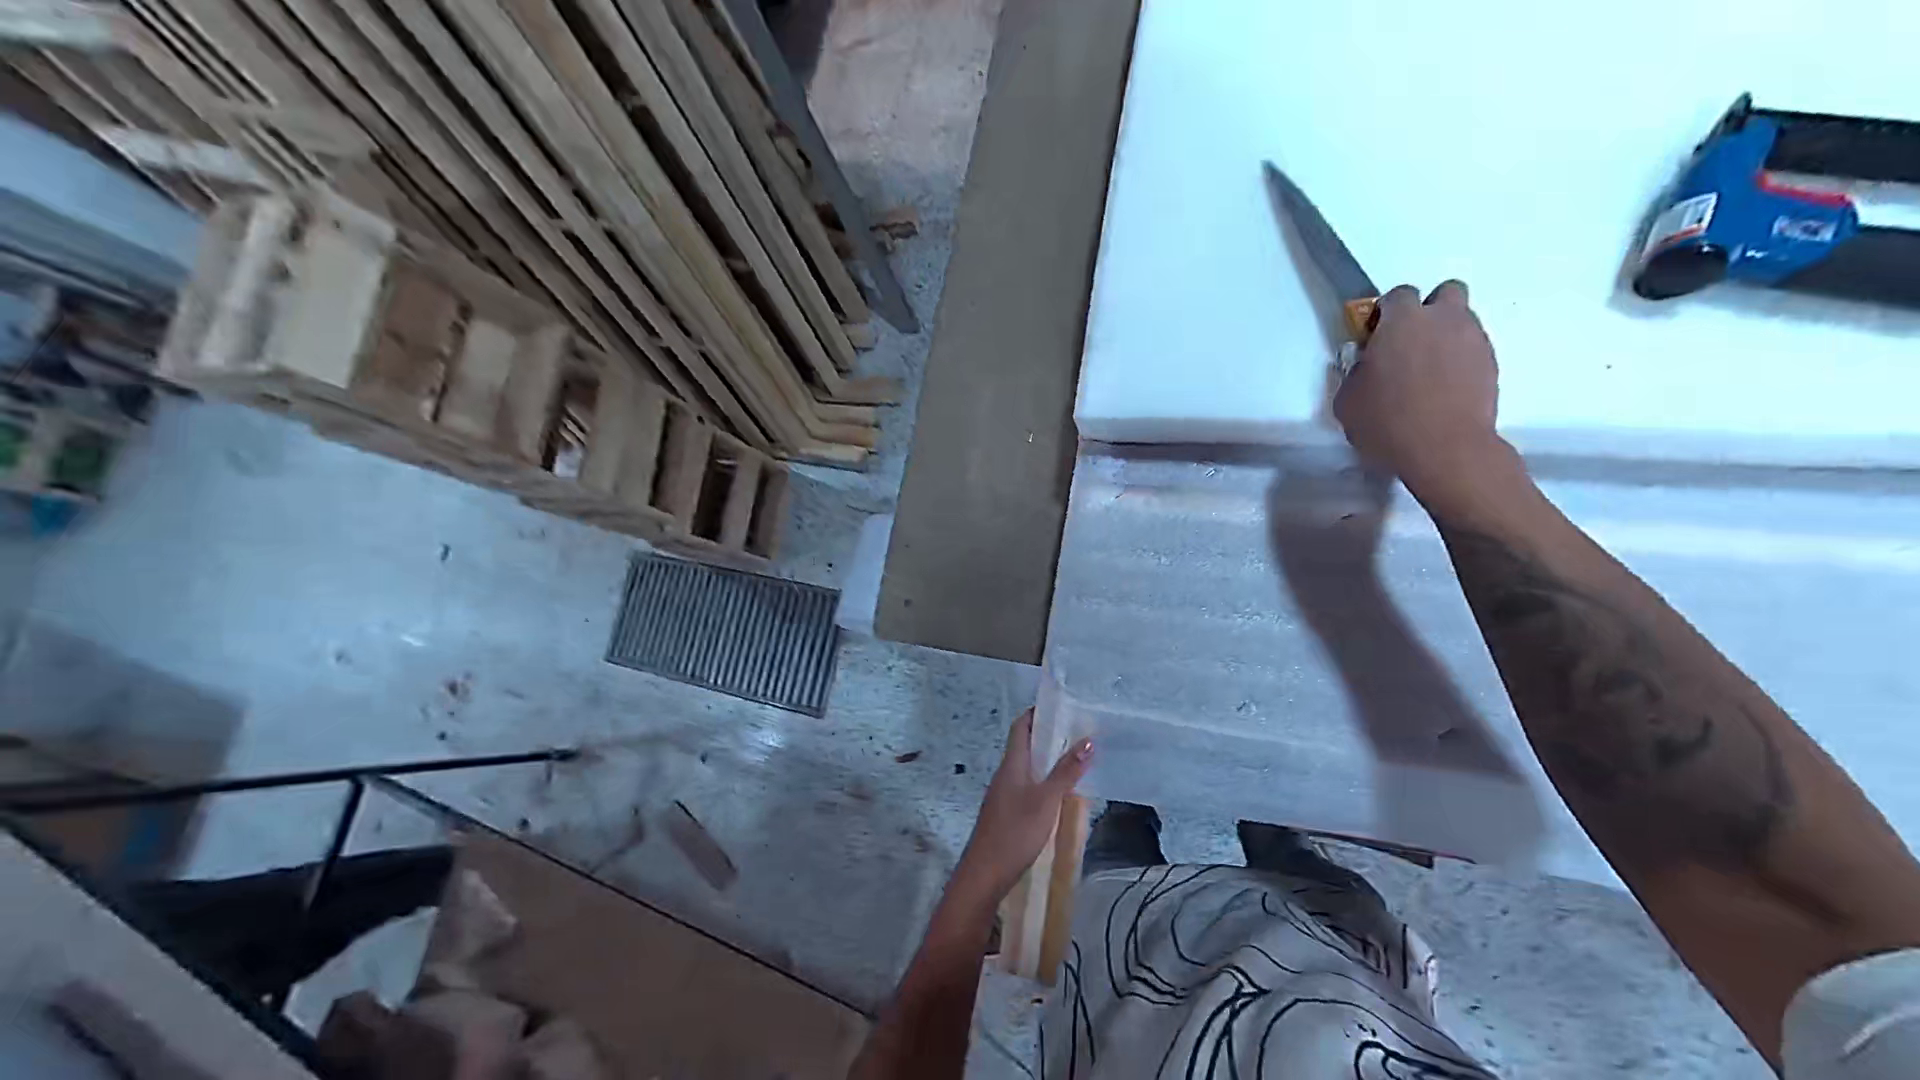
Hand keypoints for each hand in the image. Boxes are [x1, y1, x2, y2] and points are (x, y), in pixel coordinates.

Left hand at [951, 710, 1092, 904]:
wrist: (985, 873)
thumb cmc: (1015, 831)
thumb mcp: (1046, 800)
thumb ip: (1066, 771)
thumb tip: (1088, 740)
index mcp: (1012, 763)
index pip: (1021, 726)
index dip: (1038, 712)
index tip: (1063, 706)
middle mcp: (1006, 773)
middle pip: (1026, 744)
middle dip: (1050, 735)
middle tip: (1080, 731)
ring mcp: (1005, 793)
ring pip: (1028, 766)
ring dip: (1049, 759)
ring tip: (1077, 758)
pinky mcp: (1008, 812)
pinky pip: (1028, 785)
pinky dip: (1045, 780)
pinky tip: (1062, 791)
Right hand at [1333, 281, 1515, 515]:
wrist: (1445, 449)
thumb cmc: (1386, 421)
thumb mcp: (1347, 400)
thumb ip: (1354, 373)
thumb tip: (1364, 364)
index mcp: (1402, 322)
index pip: (1397, 294)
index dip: (1385, 313)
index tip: (1375, 336)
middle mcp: (1443, 320)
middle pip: (1445, 293)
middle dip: (1428, 310)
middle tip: (1409, 342)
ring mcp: (1473, 340)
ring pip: (1461, 321)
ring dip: (1444, 336)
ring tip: (1427, 372)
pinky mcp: (1492, 364)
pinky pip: (1472, 349)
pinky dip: (1459, 361)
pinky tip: (1443, 389)